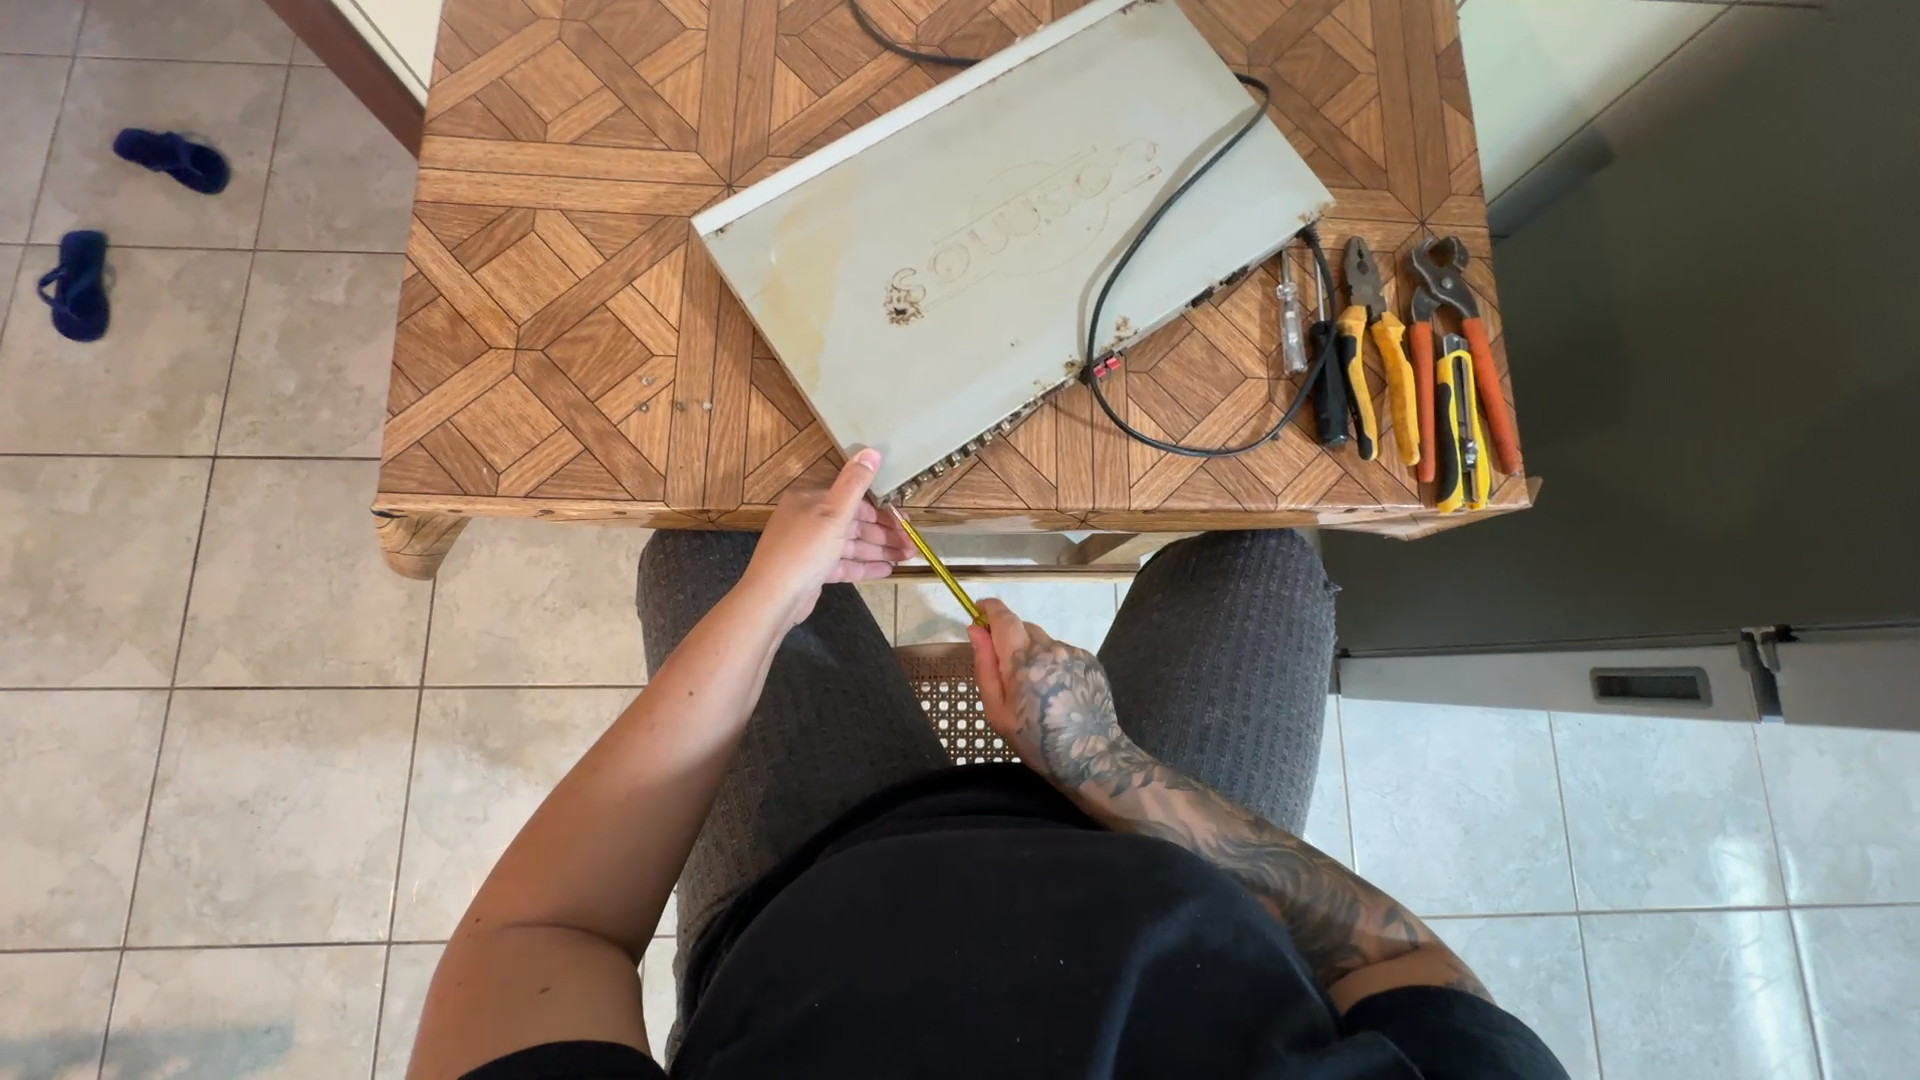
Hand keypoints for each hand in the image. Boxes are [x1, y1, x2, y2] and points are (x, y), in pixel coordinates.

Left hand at [743, 448, 913, 626]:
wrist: (772, 598)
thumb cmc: (803, 550)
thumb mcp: (833, 513)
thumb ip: (855, 483)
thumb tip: (871, 451)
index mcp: (810, 500)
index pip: (853, 500)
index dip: (881, 510)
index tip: (905, 520)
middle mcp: (809, 519)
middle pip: (854, 523)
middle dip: (884, 534)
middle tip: (911, 544)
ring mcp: (810, 547)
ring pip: (851, 545)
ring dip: (879, 550)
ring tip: (906, 557)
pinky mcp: (813, 570)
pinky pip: (844, 564)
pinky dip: (864, 566)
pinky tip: (887, 570)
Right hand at [967, 597, 1129, 790]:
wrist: (1089, 757)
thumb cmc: (1036, 740)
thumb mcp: (998, 710)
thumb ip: (985, 666)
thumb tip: (975, 630)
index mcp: (1023, 660)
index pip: (1004, 617)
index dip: (989, 608)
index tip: (979, 610)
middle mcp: (1050, 648)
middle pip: (1023, 627)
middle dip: (1009, 638)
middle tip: (1006, 670)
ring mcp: (1072, 652)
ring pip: (1043, 641)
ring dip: (1033, 653)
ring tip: (1036, 688)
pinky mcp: (1089, 660)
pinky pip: (1061, 652)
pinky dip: (1052, 662)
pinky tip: (1055, 690)